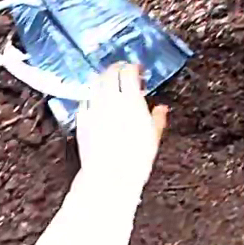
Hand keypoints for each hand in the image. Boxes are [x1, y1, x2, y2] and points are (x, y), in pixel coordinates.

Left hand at [75, 63, 167, 197]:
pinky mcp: (82, 119)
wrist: (110, 176)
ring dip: (103, 78)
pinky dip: (92, 95)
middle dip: (117, 68)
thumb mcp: (153, 137)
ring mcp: (94, 108)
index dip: (133, 67)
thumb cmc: (134, 160)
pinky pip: (85, 99)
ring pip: (95, 82)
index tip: (137, 69)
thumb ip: (157, 118)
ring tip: (109, 81)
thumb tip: (161, 109)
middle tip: (123, 70)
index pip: (129, 72)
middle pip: (110, 73)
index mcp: (131, 101)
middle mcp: (110, 100)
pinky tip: (96, 100)